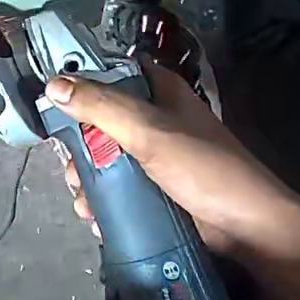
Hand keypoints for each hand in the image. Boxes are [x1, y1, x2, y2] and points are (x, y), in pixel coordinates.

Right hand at [45, 64, 299, 257]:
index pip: (109, 72)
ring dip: (87, 180)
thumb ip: (101, 106)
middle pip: (98, 121)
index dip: (79, 84)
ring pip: (103, 157)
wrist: (248, 227)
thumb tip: (52, 84)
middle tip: (73, 171)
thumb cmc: (202, 168)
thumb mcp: (149, 131)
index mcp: (158, 90)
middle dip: (79, 149)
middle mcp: (153, 116)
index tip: (52, 107)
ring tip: (86, 204)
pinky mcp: (153, 186)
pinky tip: (97, 217)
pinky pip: (117, 186)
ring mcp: (153, 154)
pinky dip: (103, 199)